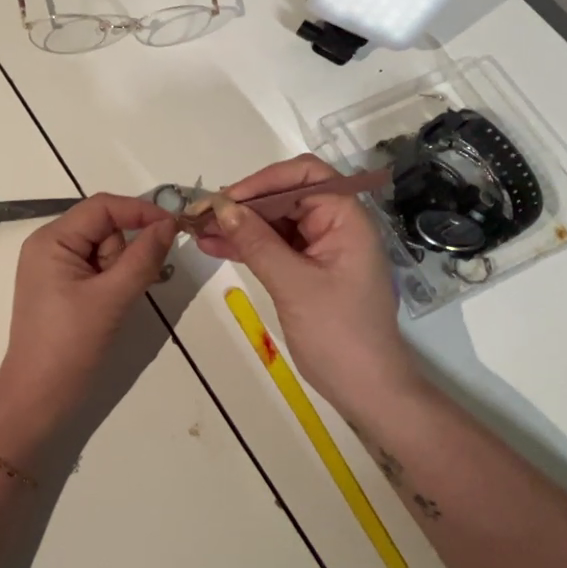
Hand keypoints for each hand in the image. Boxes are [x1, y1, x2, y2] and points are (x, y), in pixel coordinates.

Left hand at [0, 195, 177, 440]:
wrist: (38, 398)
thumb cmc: (69, 345)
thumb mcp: (111, 298)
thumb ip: (143, 257)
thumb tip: (168, 224)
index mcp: (51, 239)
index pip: (102, 206)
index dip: (140, 210)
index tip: (175, 227)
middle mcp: (48, 245)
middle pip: (103, 226)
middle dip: (124, 251)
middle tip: (122, 289)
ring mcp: (53, 267)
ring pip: (104, 249)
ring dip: (119, 269)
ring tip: (111, 305)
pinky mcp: (61, 288)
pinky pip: (96, 269)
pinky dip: (112, 281)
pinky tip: (108, 307)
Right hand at [194, 155, 419, 407]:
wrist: (368, 391)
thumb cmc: (339, 334)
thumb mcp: (293, 285)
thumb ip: (257, 242)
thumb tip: (222, 207)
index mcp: (346, 219)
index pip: (304, 176)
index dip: (263, 181)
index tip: (227, 199)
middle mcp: (336, 226)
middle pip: (285, 197)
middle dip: (244, 204)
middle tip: (202, 214)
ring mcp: (323, 249)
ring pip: (275, 222)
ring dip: (239, 225)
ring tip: (198, 230)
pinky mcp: (309, 270)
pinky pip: (274, 246)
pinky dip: (246, 245)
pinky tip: (213, 246)